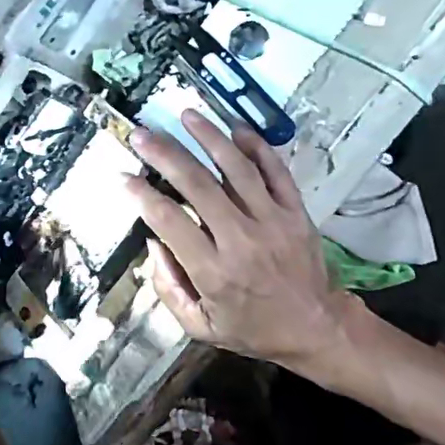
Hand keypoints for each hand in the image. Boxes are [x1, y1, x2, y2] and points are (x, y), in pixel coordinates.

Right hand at [122, 110, 364, 375]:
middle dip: (165, 154)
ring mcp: (273, 221)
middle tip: (142, 134)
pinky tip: (236, 128)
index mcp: (214, 271)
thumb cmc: (253, 328)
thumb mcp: (201, 326)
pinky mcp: (296, 212)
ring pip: (237, 168)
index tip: (124, 177)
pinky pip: (275, 171)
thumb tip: (153, 242)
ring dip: (208, 137)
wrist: (320, 329)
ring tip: (186, 115)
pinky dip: (257, 147)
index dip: (143, 196)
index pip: (170, 222)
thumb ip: (169, 287)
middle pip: (198, 185)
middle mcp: (241, 240)